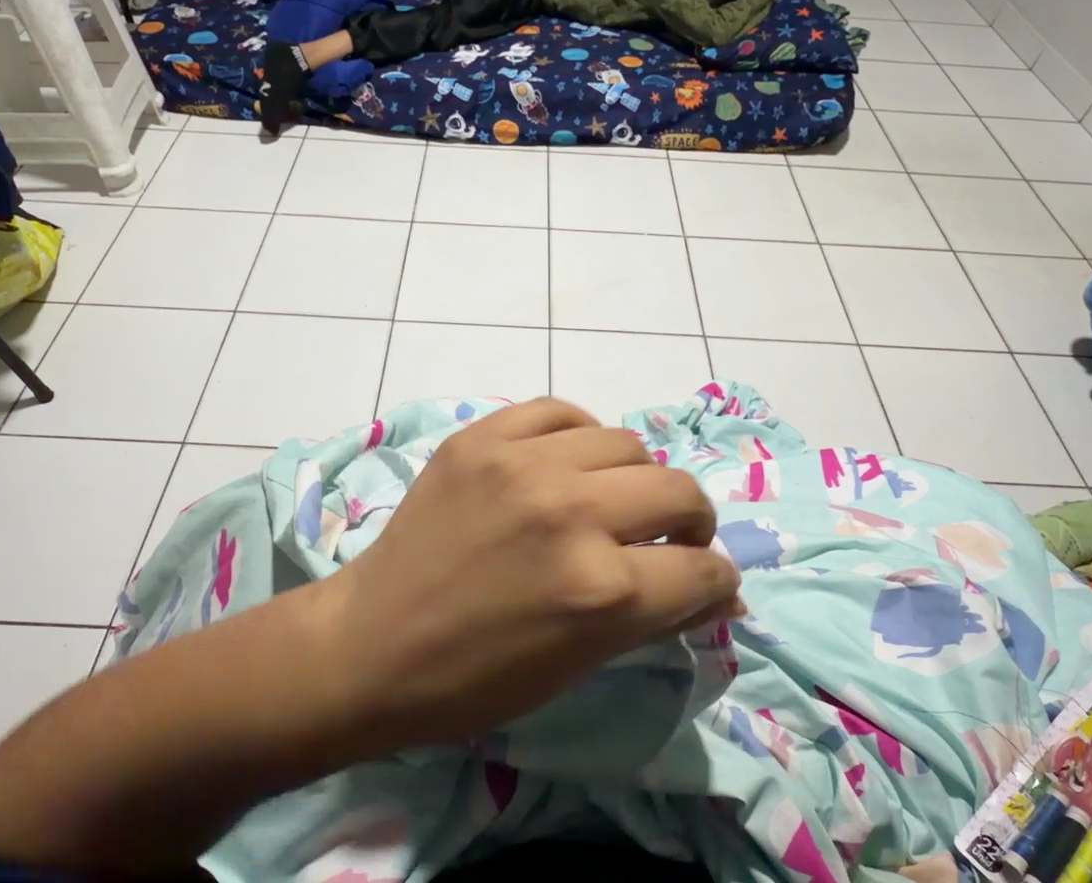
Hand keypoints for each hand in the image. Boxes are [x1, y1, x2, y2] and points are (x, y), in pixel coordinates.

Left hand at [316, 398, 741, 749]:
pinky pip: (560, 412)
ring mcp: (522, 465)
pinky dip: (578, 437)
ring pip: (626, 444)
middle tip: (669, 539)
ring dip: (635, 479)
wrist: (372, 643)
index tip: (705, 581)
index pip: (702, 570)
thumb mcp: (579, 664)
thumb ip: (655, 616)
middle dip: (691, 524)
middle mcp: (572, 514)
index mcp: (601, 590)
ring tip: (609, 500)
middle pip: (679, 492)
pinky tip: (567, 463)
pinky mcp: (480, 438)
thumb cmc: (475, 679)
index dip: (715, 582)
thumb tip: (719, 590)